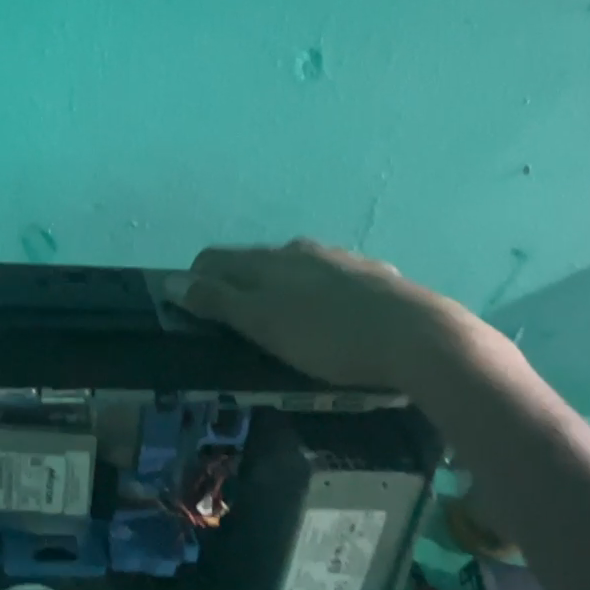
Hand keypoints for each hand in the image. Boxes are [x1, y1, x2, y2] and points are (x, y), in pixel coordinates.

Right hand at [168, 238, 482, 389]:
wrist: (419, 338)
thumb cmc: (328, 336)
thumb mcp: (263, 324)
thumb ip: (216, 302)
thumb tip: (170, 281)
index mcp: (268, 260)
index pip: (215, 258)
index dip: (195, 281)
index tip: (194, 312)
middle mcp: (301, 251)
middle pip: (254, 262)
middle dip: (239, 286)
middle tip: (239, 325)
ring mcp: (342, 260)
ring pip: (296, 269)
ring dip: (282, 289)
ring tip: (288, 324)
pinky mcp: (376, 277)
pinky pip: (334, 281)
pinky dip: (321, 296)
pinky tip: (335, 320)